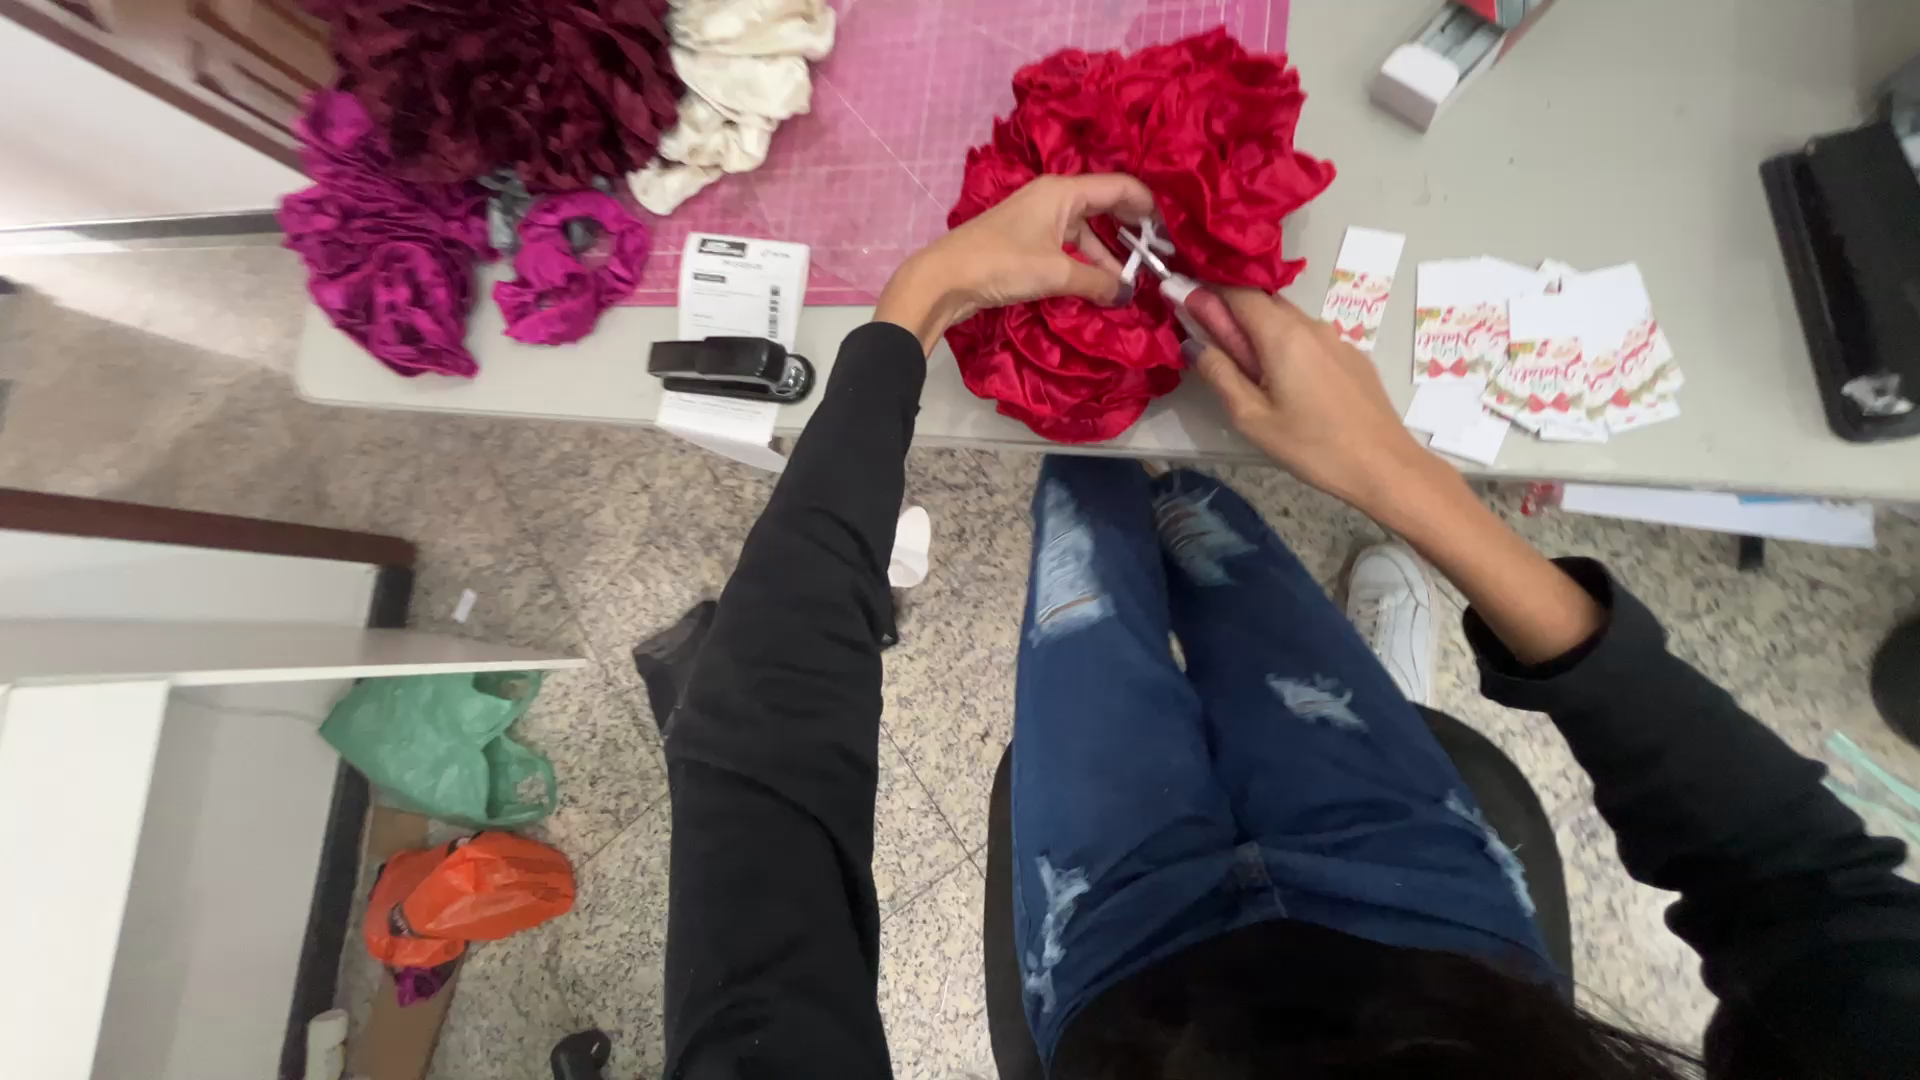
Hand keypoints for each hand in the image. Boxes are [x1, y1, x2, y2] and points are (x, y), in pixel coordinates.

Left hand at [873, 174, 1155, 353]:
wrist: (945, 279)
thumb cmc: (1001, 263)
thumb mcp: (1055, 272)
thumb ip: (1096, 281)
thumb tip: (1125, 294)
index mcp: (1063, 191)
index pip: (1120, 187)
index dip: (1149, 206)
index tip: (1173, 231)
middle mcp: (1053, 199)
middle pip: (1103, 212)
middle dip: (1129, 239)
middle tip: (1154, 264)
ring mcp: (1038, 222)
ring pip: (1084, 236)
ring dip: (1104, 260)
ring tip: (1126, 287)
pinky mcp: (1025, 245)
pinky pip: (1066, 250)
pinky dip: (1082, 266)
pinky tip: (1095, 288)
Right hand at [1190, 288, 1436, 513]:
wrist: (1382, 464)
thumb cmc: (1310, 445)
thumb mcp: (1251, 417)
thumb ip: (1219, 374)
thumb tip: (1192, 344)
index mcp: (1282, 335)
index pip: (1237, 292)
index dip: (1207, 291)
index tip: (1182, 299)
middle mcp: (1310, 325)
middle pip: (1262, 302)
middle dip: (1230, 313)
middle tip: (1209, 343)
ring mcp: (1335, 338)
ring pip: (1285, 320)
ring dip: (1257, 332)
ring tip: (1247, 373)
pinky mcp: (1350, 356)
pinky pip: (1306, 338)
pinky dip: (1284, 346)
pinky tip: (1283, 383)